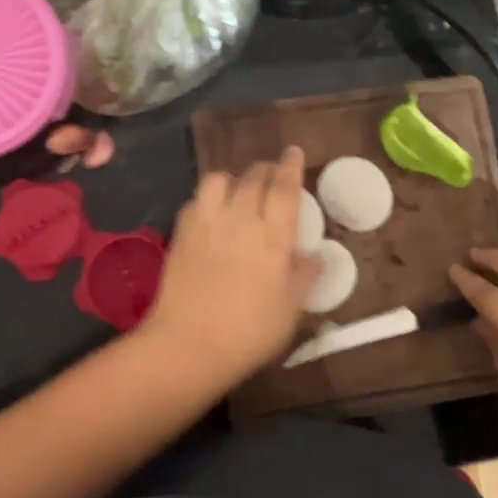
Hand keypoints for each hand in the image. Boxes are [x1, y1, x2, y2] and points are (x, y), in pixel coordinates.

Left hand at [142, 147, 319, 380]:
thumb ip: (303, 277)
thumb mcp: (290, 311)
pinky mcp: (181, 233)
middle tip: (272, 175)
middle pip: (253, 177)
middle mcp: (239, 219)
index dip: (290, 166)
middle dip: (266, 169)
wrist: (187, 344)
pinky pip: (195, 201)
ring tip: (238, 191)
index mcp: (273, 236)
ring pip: (219, 179)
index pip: (284, 188)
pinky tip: (212, 213)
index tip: (293, 152)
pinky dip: (207, 199)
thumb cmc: (248, 333)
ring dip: (233, 179)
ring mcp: (206, 223)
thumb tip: (316, 256)